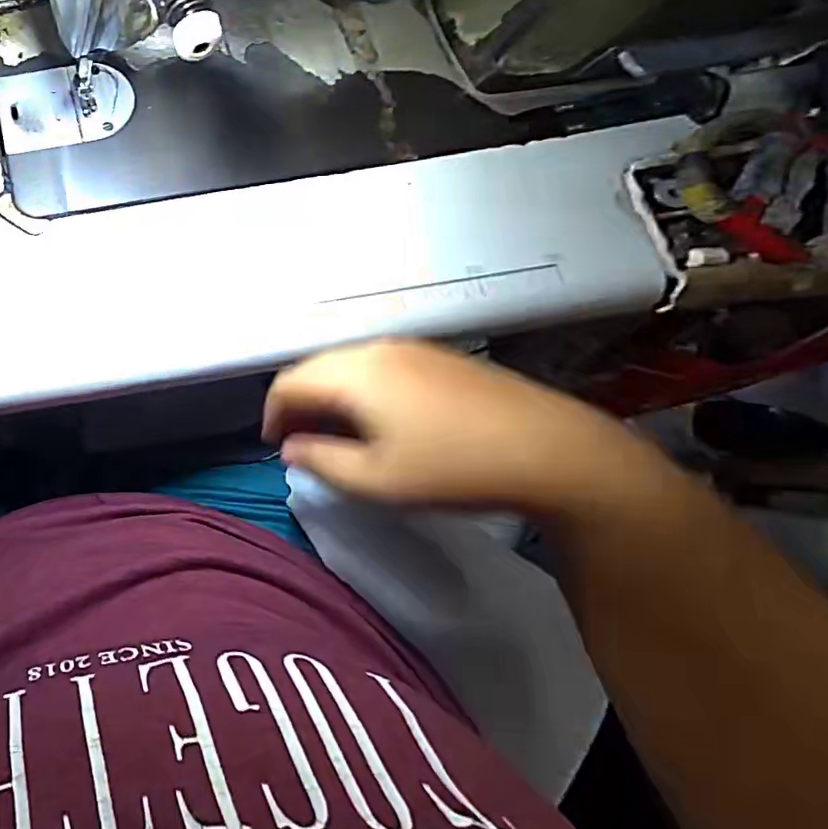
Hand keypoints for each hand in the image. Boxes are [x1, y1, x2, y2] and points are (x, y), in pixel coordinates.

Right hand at [263, 339, 696, 525]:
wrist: (555, 451)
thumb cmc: (455, 469)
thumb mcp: (376, 481)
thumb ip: (320, 461)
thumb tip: (290, 447)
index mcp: (354, 373)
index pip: (288, 383)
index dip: (271, 414)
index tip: (275, 446)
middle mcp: (376, 349)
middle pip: (315, 367)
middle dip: (297, 402)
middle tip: (300, 440)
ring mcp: (411, 347)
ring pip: (346, 364)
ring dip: (328, 394)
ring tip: (335, 431)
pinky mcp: (438, 355)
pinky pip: (377, 364)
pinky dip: (358, 387)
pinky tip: (376, 417)